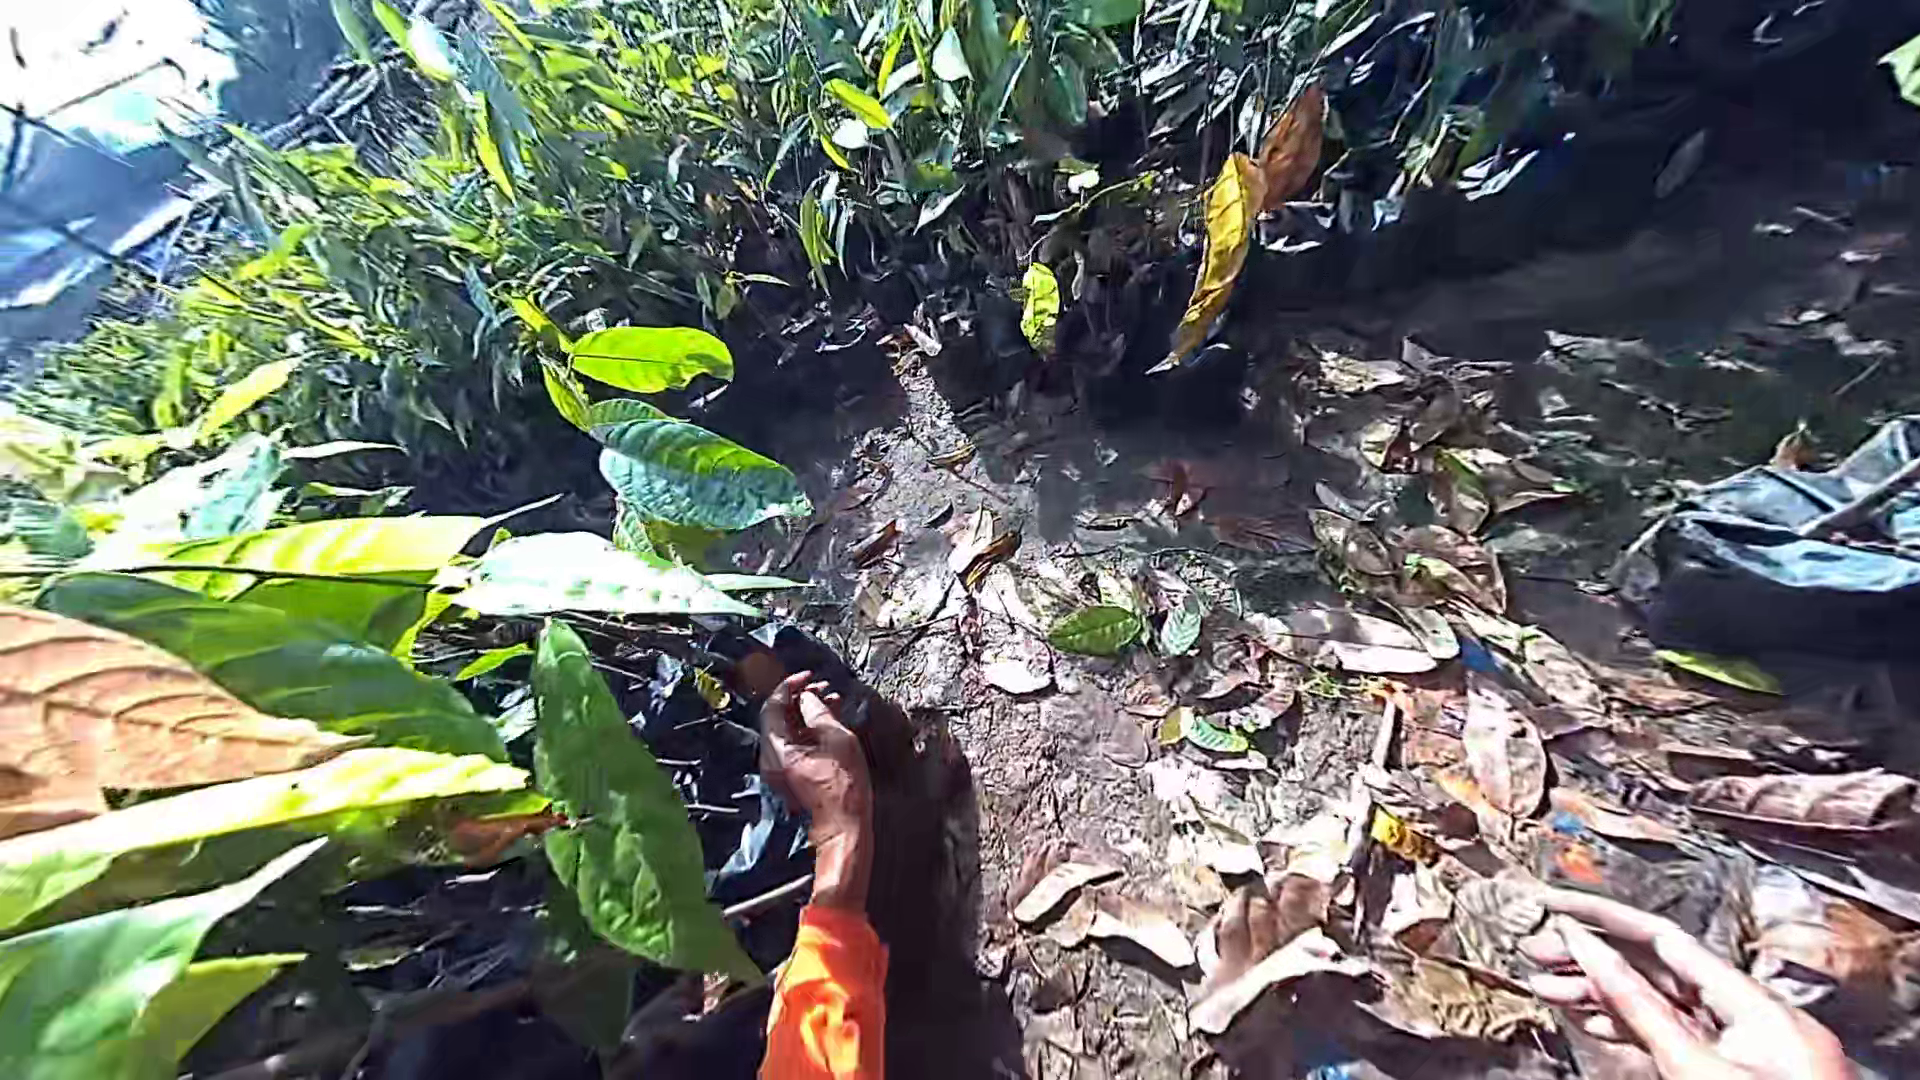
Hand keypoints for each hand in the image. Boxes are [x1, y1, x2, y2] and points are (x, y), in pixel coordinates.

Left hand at [760, 671, 870, 910]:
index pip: (773, 706)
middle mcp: (771, 759)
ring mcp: (779, 769)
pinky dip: (808, 729)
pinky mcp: (789, 775)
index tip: (808, 676)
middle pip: (777, 717)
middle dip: (799, 698)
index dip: (790, 686)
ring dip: (806, 712)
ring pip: (787, 729)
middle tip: (822, 687)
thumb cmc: (844, 786)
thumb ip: (819, 713)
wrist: (844, 826)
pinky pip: (793, 743)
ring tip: (831, 701)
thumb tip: (807, 698)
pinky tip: (829, 721)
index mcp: (778, 750)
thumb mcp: (838, 739)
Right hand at [1522, 887, 1850, 1079]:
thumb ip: (1633, 1000)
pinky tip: (1579, 1014)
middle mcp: (1755, 1020)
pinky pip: (1662, 1028)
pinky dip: (1616, 1018)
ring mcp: (1743, 1049)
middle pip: (1651, 967)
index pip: (1662, 937)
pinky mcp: (1727, 1071)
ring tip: (1544, 987)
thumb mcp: (1691, 1064)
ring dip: (1590, 989)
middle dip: (1585, 957)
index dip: (1599, 914)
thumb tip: (1578, 938)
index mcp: (1762, 1010)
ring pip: (1650, 998)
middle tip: (1534, 950)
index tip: (1547, 903)